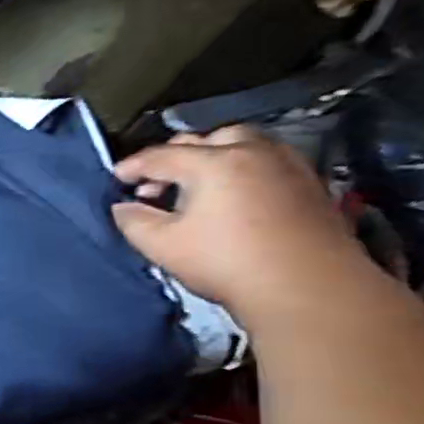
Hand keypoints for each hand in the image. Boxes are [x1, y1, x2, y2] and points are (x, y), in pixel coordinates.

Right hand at [113, 125, 382, 328]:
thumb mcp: (164, 246)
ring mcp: (285, 162)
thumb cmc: (225, 262)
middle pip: (206, 140)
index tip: (116, 177)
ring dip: (211, 158)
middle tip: (157, 184)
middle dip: (176, 156)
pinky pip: (264, 160)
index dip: (133, 166)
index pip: (162, 156)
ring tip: (196, 187)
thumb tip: (122, 207)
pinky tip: (232, 195)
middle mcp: (252, 151)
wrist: (304, 283)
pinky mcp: (307, 180)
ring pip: (240, 145)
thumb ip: (135, 222)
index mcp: (213, 162)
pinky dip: (240, 168)